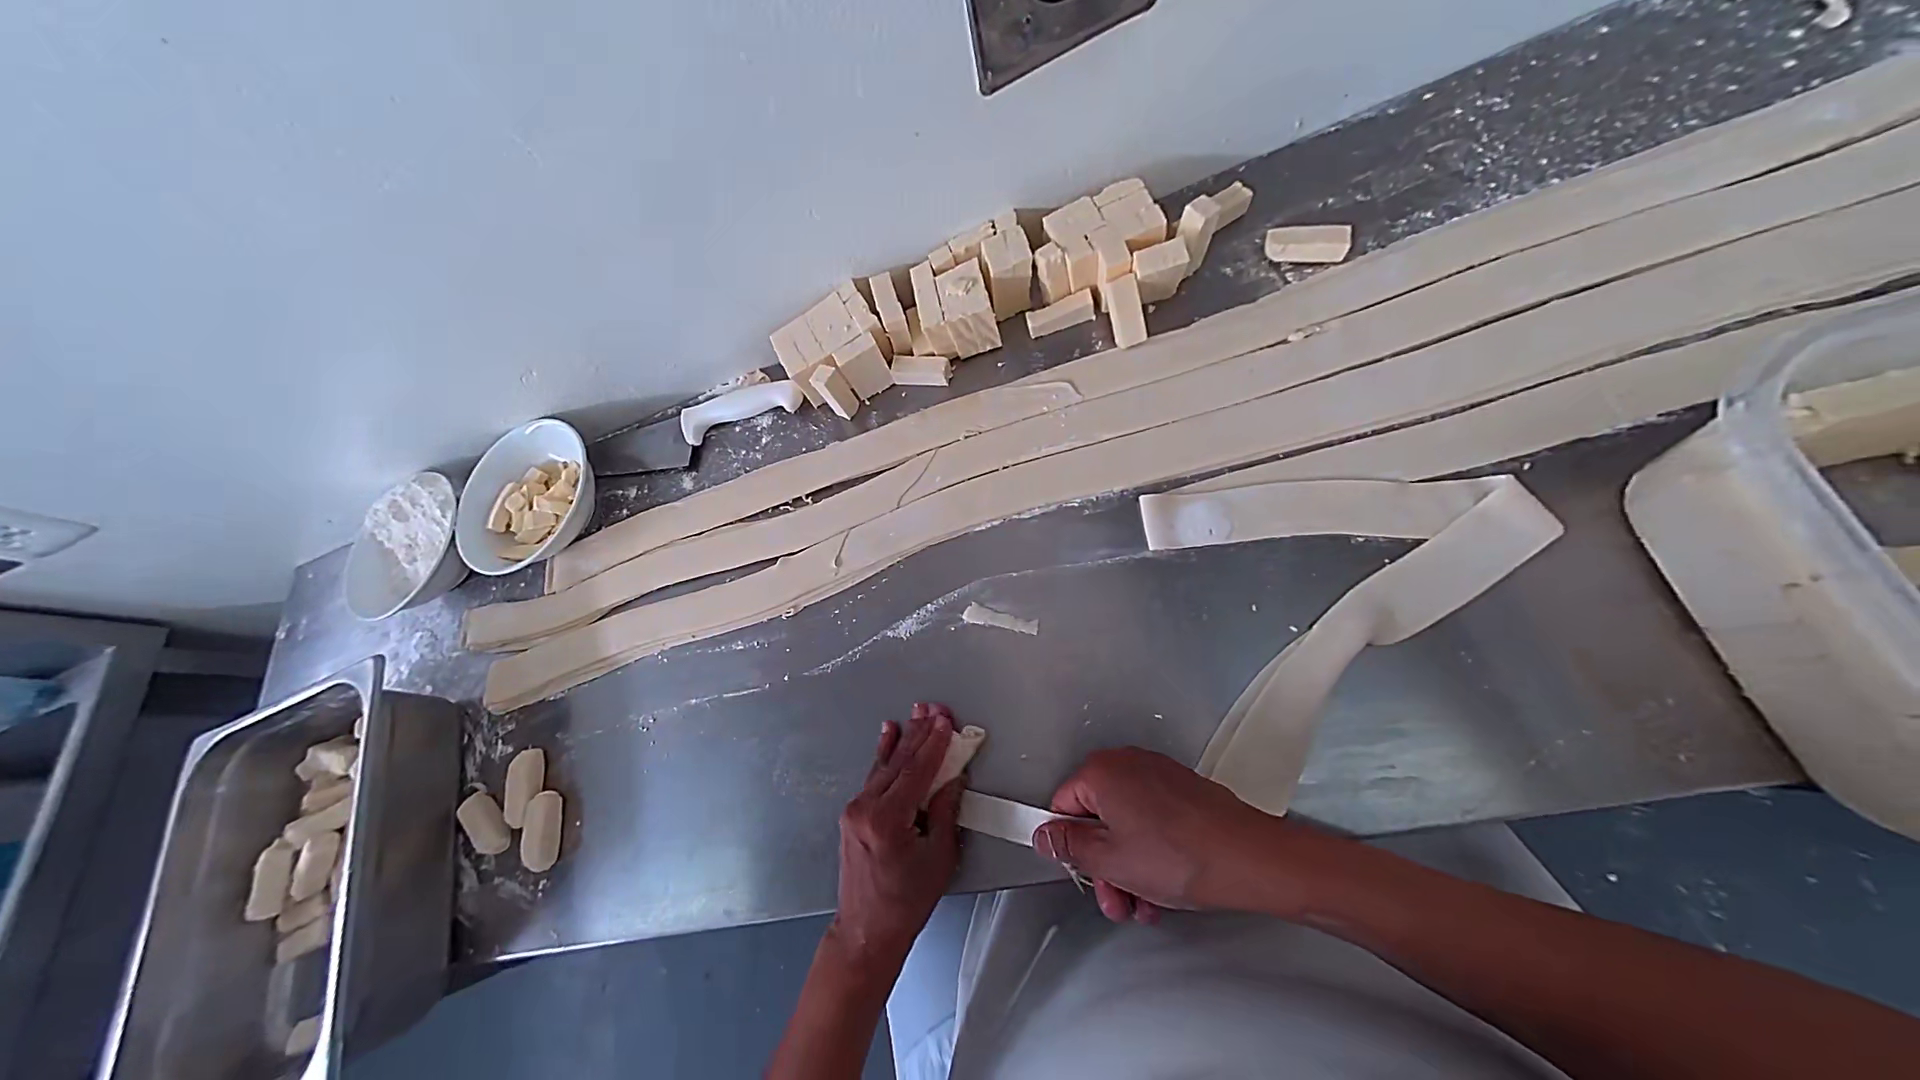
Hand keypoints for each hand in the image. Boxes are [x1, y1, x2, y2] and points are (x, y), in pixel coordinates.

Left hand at [827, 703, 963, 966]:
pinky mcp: (852, 813)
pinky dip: (884, 754)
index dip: (936, 744)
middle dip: (922, 733)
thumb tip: (953, 778)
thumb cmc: (905, 903)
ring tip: (918, 713)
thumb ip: (945, 811)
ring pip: (885, 765)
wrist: (866, 931)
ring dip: (905, 738)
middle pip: (900, 761)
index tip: (947, 723)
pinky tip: (890, 734)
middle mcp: (865, 808)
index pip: (917, 771)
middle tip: (936, 709)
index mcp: (887, 820)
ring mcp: (855, 809)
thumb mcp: (939, 858)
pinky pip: (873, 776)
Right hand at [1033, 747, 1336, 923]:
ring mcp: (1157, 775)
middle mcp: (1128, 763)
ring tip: (1145, 900)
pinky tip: (1164, 885)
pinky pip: (1150, 820)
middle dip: (1102, 864)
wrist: (1250, 859)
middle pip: (1095, 817)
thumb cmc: (1185, 855)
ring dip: (1127, 866)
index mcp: (1102, 771)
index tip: (1077, 869)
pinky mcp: (1181, 790)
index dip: (1068, 845)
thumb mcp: (1108, 861)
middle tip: (1116, 896)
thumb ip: (1068, 845)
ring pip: (1124, 824)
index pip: (1061, 805)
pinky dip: (1150, 851)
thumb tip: (1047, 835)